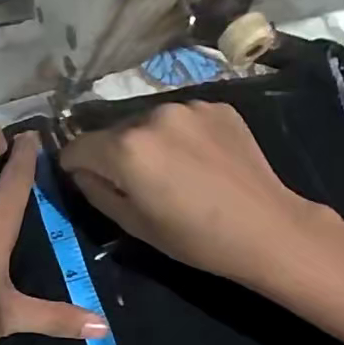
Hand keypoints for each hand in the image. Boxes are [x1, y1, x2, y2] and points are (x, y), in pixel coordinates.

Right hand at [59, 101, 335, 282]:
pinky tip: (203, 162)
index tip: (90, 183)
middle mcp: (153, 115)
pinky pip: (183, 119)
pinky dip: (183, 136)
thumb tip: (81, 171)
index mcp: (126, 147)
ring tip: (177, 173)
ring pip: (149, 123)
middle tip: (142, 185)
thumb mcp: (134, 225)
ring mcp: (189, 106)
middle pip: (115, 132)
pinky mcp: (217, 106)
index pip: (77, 147)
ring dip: (151, 142)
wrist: (266, 228)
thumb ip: (96, 192)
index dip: (77, 168)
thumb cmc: (195, 238)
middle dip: (116, 155)